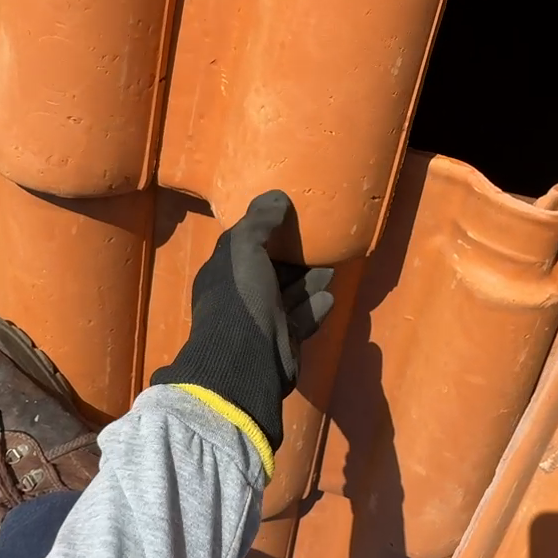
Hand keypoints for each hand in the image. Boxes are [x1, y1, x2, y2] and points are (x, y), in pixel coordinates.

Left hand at [150, 190, 335, 450]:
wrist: (248, 360)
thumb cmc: (241, 297)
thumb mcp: (244, 248)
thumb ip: (259, 221)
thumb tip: (277, 197)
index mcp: (224, 273)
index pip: (245, 246)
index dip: (266, 231)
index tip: (290, 216)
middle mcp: (242, 296)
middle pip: (272, 269)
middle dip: (294, 255)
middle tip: (320, 239)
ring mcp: (263, 320)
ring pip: (291, 292)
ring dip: (310, 278)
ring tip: (333, 263)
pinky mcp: (284, 340)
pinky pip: (304, 316)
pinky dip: (316, 305)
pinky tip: (330, 294)